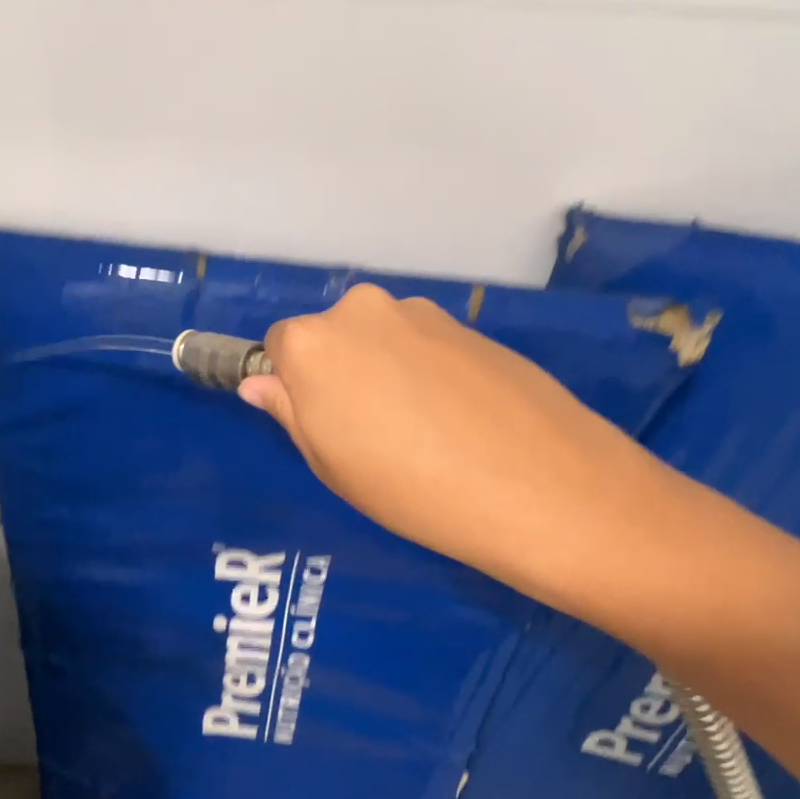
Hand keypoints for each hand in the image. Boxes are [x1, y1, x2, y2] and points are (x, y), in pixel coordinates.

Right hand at [238, 283, 701, 621]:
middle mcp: (363, 311)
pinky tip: (457, 420)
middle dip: (341, 374)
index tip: (322, 425)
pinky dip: (429, 374)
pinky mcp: (471, 326)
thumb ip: (290, 412)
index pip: (279, 346)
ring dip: (387, 372)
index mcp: (314, 343)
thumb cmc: (409, 487)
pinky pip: (427, 347)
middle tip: (371, 434)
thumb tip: (262, 383)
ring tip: (423, 432)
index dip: (295, 387)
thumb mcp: (331, 464)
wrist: (537, 484)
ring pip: (383, 340)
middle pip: (333, 337)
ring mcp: (424, 314)